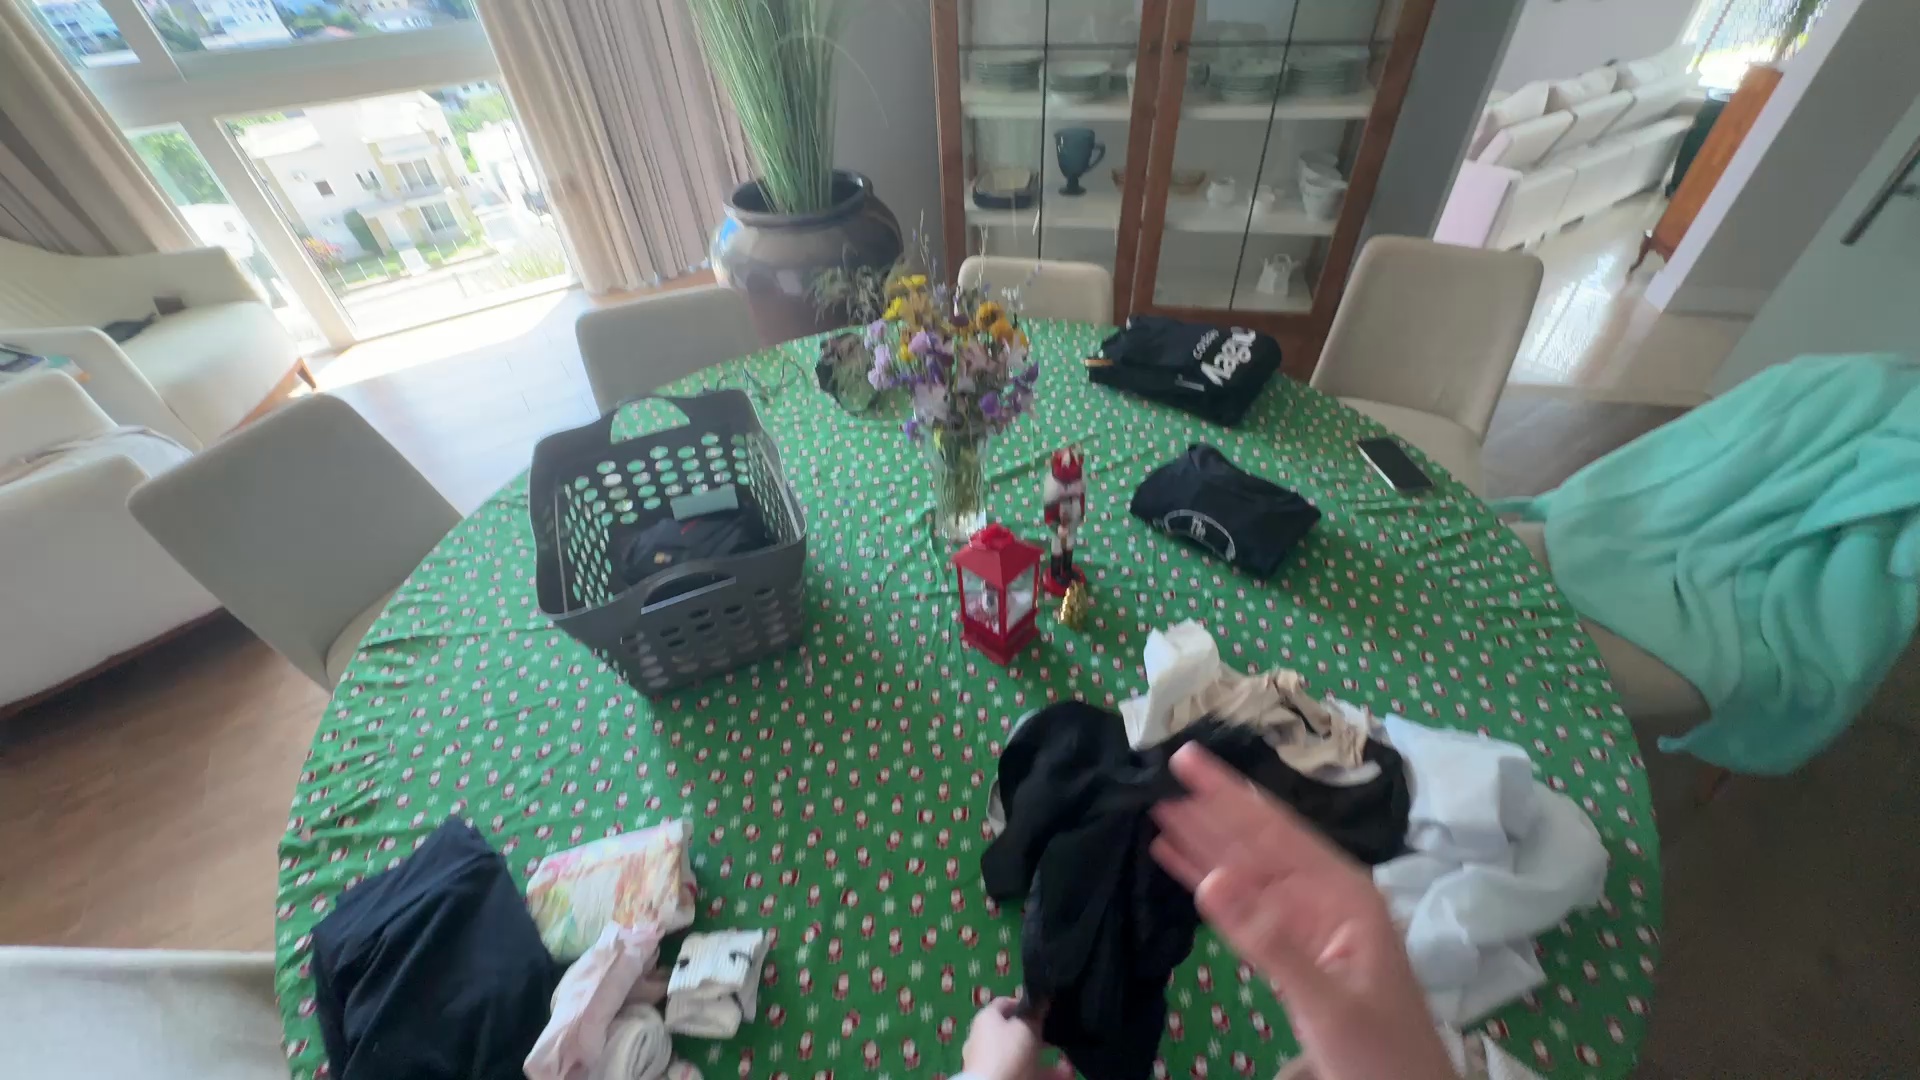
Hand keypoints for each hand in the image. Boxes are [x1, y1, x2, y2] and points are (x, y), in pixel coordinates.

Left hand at [963, 998, 1070, 1079]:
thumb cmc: (1007, 1054)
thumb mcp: (1025, 1027)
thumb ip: (1034, 1013)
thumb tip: (1039, 1001)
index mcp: (986, 1020)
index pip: (1005, 1003)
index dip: (1025, 1003)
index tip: (1044, 1007)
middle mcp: (987, 1041)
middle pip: (1017, 1033)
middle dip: (1040, 1035)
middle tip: (1058, 1035)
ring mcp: (995, 1065)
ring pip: (1026, 1058)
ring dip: (1049, 1060)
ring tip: (1068, 1062)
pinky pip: (1030, 1075)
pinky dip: (1049, 1073)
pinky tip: (1067, 1073)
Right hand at [1150, 744, 1452, 1079]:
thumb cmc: (1383, 1053)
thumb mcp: (1329, 1000)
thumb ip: (1268, 940)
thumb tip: (1211, 880)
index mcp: (1340, 891)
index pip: (1275, 829)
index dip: (1230, 792)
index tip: (1190, 760)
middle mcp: (1317, 893)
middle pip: (1253, 840)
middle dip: (1209, 806)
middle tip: (1164, 769)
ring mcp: (1297, 917)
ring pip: (1239, 865)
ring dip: (1199, 837)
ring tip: (1158, 804)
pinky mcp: (1281, 941)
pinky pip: (1235, 901)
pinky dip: (1203, 878)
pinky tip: (1173, 855)